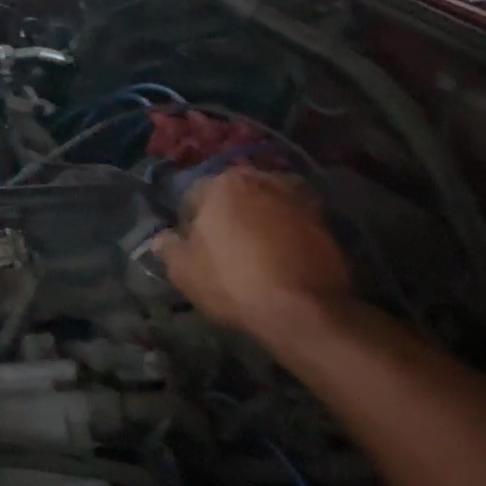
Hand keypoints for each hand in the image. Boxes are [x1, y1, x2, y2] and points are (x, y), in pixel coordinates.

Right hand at [153, 168, 351, 337]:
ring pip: (265, 205)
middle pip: (234, 195)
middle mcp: (262, 178)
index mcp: (223, 184)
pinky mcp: (324, 218)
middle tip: (224, 250)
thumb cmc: (233, 283)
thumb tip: (161, 237)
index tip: (192, 248)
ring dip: (258, 221)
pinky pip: (291, 221)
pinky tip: (281, 260)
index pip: (194, 196)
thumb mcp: (184, 272)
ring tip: (256, 255)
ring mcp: (298, 196)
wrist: (301, 308)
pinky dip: (284, 233)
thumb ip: (169, 248)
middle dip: (227, 216)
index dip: (189, 223)